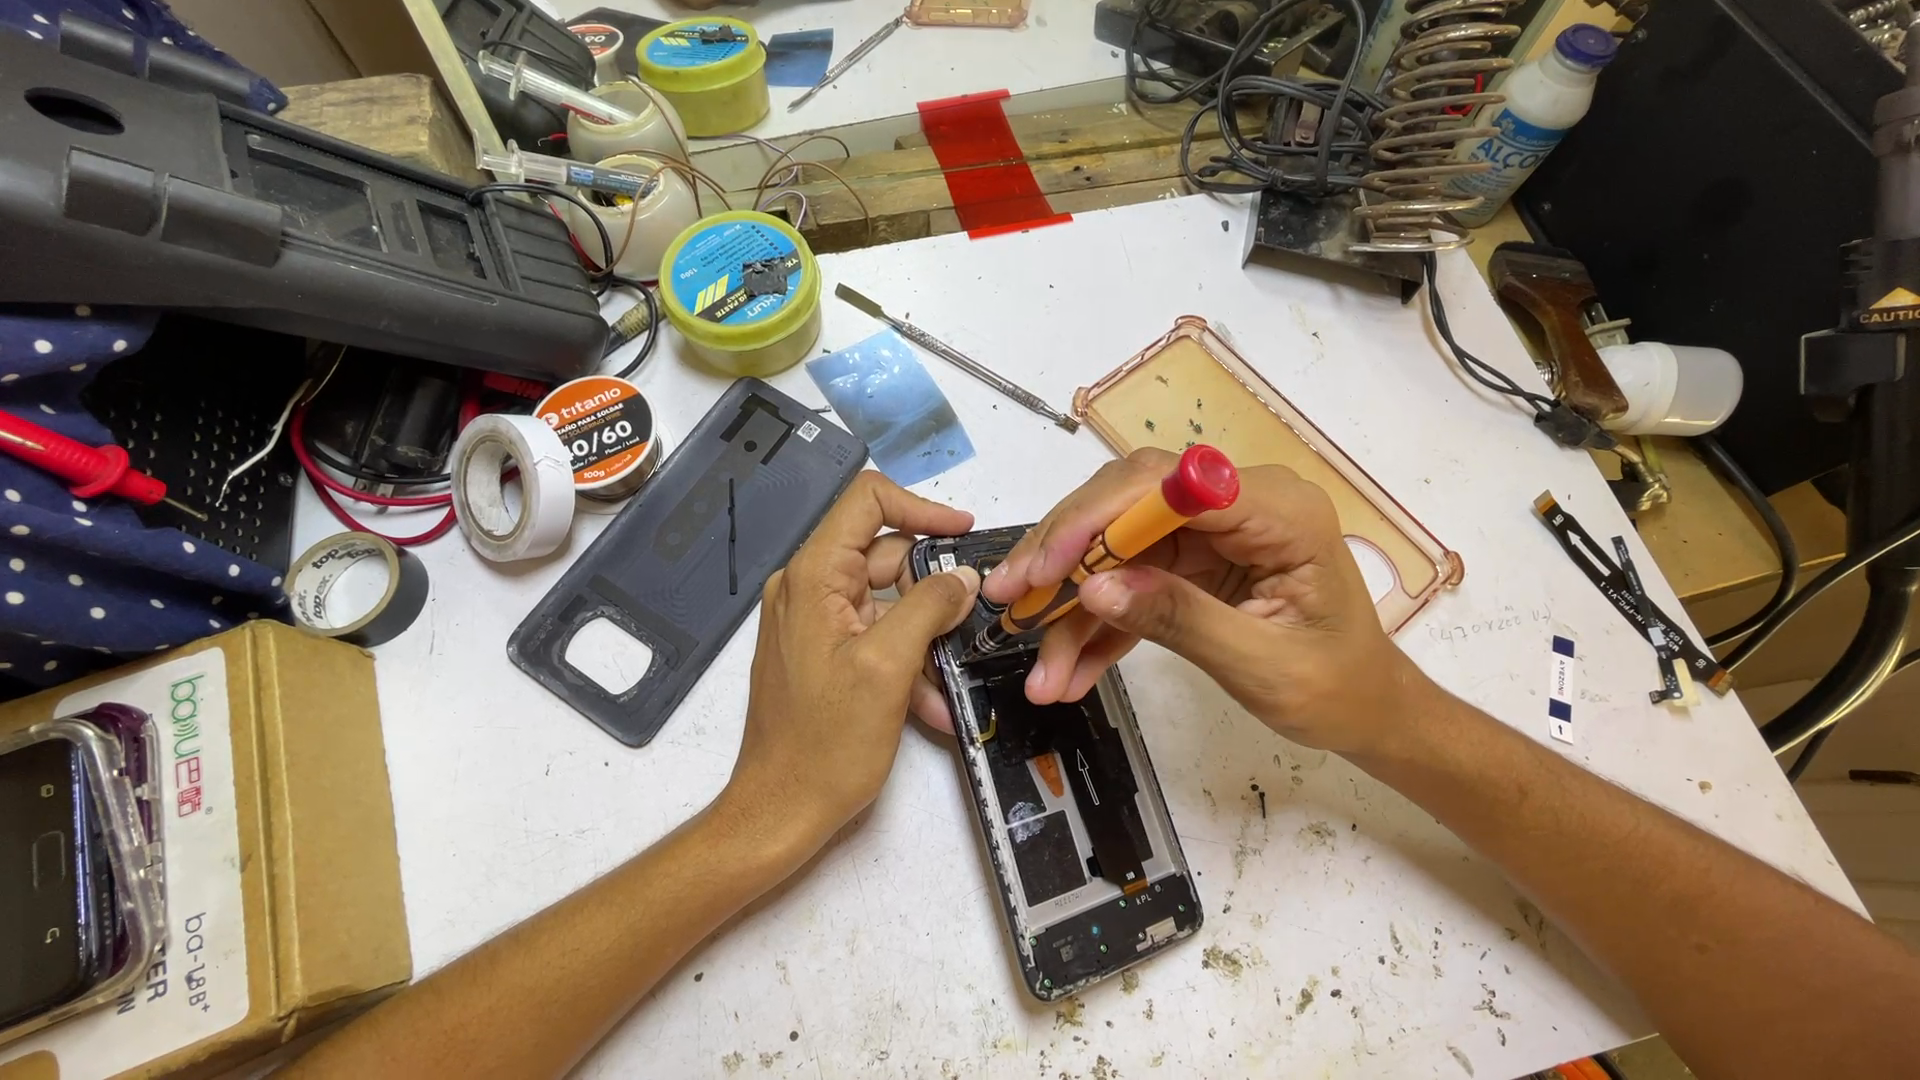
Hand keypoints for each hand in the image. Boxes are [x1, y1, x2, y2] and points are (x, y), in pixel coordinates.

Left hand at [721, 472, 981, 857]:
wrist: (779, 812)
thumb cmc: (827, 741)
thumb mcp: (887, 667)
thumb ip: (928, 608)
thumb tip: (963, 576)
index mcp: (813, 577)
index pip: (867, 502)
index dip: (921, 507)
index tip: (964, 534)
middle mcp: (809, 589)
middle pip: (885, 556)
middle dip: (934, 585)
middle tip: (977, 614)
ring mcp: (817, 624)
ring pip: (888, 602)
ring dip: (928, 634)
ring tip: (962, 668)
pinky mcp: (826, 656)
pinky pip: (877, 639)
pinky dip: (908, 662)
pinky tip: (938, 705)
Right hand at [980, 449, 1431, 755]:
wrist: (1365, 709)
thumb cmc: (1336, 687)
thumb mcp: (1261, 664)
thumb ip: (1179, 620)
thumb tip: (1094, 590)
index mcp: (1275, 510)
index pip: (1166, 484)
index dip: (1095, 516)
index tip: (1042, 567)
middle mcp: (1234, 505)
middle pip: (1124, 505)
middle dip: (1062, 555)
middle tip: (1008, 600)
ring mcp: (1206, 535)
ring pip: (1113, 548)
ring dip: (1070, 606)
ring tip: (1040, 671)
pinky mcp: (1187, 565)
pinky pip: (1126, 584)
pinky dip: (1094, 628)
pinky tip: (1068, 672)